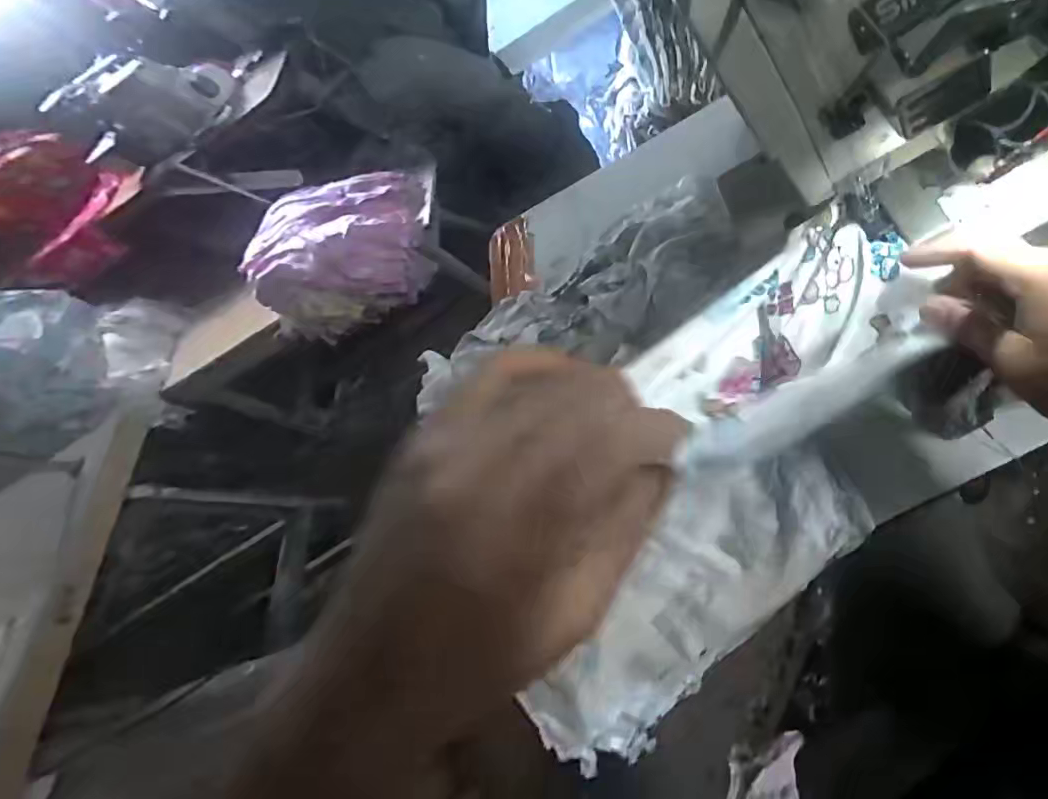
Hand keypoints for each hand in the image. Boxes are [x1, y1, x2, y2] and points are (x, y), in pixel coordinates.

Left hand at [273, 351, 685, 761]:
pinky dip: (545, 369)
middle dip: (634, 409)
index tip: (681, 443)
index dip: (664, 431)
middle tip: (645, 438)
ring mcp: (447, 441)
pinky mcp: (426, 434)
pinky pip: (498, 370)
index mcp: (528, 521)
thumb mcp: (580, 609)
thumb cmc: (485, 656)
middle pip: (590, 394)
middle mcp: (485, 464)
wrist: (366, 679)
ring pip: (551, 376)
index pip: (620, 436)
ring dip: (596, 390)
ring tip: (610, 418)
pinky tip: (564, 387)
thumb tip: (665, 464)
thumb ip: (630, 524)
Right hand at [903, 237, 1047, 432]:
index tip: (903, 263)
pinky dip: (1012, 293)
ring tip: (963, 315)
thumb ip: (971, 329)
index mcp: (1037, 270)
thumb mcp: (1017, 362)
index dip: (934, 253)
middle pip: (997, 252)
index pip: (973, 247)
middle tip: (932, 301)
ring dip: (986, 284)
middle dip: (960, 271)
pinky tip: (1003, 321)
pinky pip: (1040, 280)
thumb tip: (932, 305)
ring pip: (1019, 266)